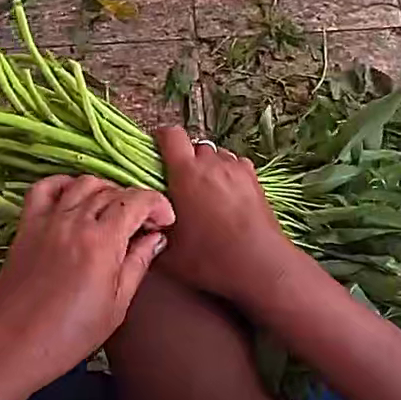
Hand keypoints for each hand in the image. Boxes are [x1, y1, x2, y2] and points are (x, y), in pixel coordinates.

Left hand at [0, 175, 174, 383]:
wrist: (16, 343)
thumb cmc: (71, 333)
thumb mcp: (117, 304)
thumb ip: (138, 263)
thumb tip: (156, 238)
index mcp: (102, 242)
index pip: (137, 201)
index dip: (157, 204)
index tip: (165, 221)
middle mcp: (75, 222)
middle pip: (113, 191)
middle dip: (136, 202)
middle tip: (144, 225)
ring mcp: (48, 221)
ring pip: (82, 183)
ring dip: (105, 190)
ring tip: (113, 211)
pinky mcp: (27, 226)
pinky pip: (45, 188)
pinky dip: (64, 184)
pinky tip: (74, 198)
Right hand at [154, 126, 298, 300]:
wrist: (259, 264)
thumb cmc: (210, 258)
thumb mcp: (168, 252)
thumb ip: (149, 232)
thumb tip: (141, 223)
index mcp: (186, 172)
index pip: (171, 135)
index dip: (161, 139)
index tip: (156, 153)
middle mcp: (213, 164)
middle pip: (195, 145)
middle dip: (185, 158)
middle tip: (179, 183)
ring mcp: (237, 170)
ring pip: (217, 155)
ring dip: (208, 166)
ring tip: (204, 191)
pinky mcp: (255, 181)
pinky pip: (237, 166)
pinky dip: (228, 173)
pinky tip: (226, 195)